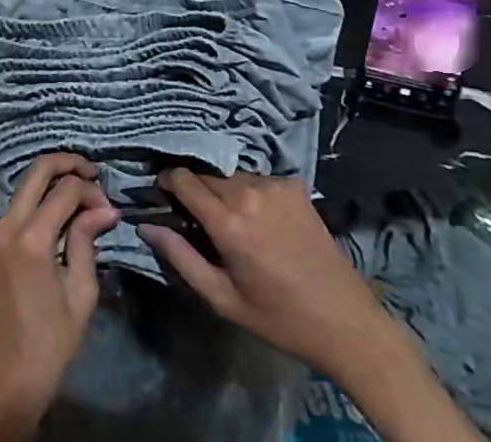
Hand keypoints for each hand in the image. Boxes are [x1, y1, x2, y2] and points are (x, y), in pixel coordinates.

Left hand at [0, 153, 118, 441]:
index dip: (93, 192)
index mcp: (31, 238)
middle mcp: (9, 225)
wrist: (6, 379)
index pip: (67, 188)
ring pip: (28, 181)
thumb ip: (87, 241)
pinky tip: (67, 208)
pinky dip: (45, 194)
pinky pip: (22, 201)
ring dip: (57, 178)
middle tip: (97, 174)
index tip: (110, 212)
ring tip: (87, 193)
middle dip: (70, 163)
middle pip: (38, 168)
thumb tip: (105, 209)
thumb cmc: (49, 342)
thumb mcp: (80, 292)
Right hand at [135, 169, 397, 377]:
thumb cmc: (277, 316)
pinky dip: (249, 191)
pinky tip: (259, 218)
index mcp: (229, 222)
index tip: (160, 193)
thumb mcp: (222, 298)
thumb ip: (181, 257)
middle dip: (193, 187)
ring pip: (232, 174)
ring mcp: (276, 185)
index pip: (184, 179)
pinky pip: (258, 179)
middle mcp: (251, 192)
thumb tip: (146, 226)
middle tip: (192, 214)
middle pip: (207, 174)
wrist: (343, 317)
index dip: (167, 181)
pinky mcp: (296, 185)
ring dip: (222, 189)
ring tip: (228, 219)